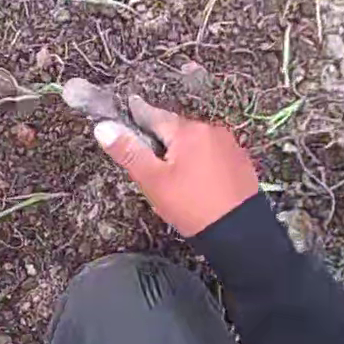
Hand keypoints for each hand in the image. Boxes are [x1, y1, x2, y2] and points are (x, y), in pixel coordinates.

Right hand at [94, 96, 259, 236]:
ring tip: (175, 182)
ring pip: (195, 143)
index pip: (154, 116)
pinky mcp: (240, 161)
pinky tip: (197, 185)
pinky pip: (212, 155)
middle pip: (176, 130)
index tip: (128, 110)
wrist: (240, 233)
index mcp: (188, 131)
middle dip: (161, 144)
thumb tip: (103, 128)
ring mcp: (229, 145)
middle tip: (150, 168)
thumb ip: (129, 152)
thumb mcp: (153, 181)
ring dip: (182, 154)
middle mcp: (211, 130)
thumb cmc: (193, 206)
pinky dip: (201, 164)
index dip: (137, 117)